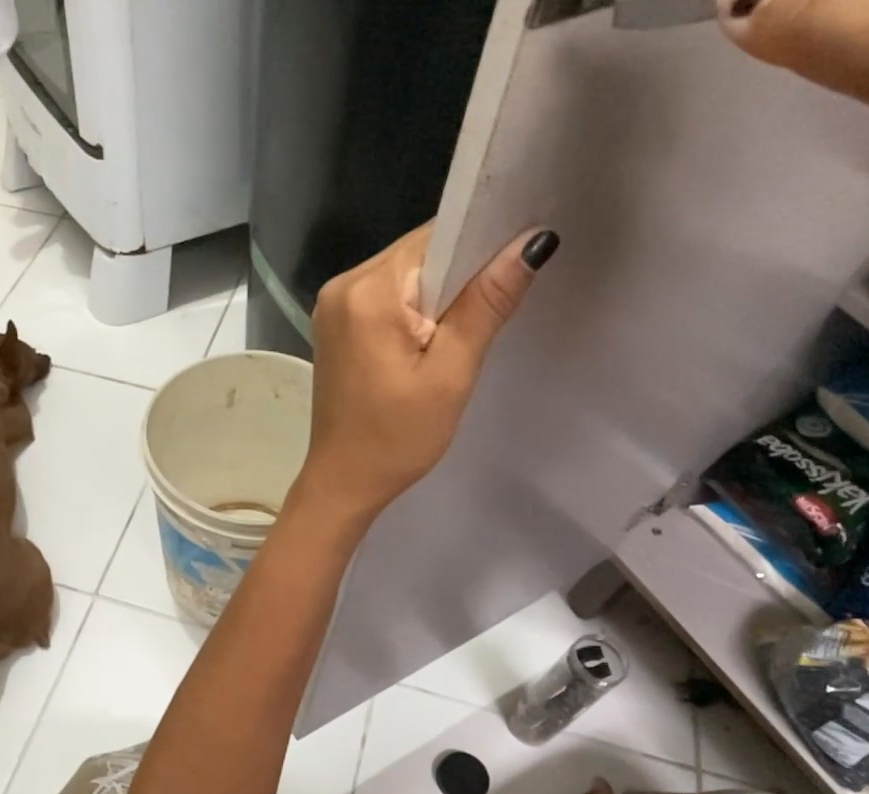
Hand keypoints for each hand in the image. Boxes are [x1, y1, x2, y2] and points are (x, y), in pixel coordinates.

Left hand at [294, 224, 558, 517]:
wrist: (345, 481)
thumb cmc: (398, 436)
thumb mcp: (451, 371)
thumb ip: (487, 303)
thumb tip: (533, 242)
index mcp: (368, 290)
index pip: (437, 237)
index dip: (481, 240)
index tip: (520, 255)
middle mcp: (344, 285)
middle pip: (420, 253)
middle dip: (461, 272)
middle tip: (500, 301)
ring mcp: (334, 305)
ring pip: (406, 275)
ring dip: (440, 294)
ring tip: (466, 327)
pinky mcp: (337, 325)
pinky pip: (387, 298)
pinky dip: (416, 309)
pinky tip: (434, 338)